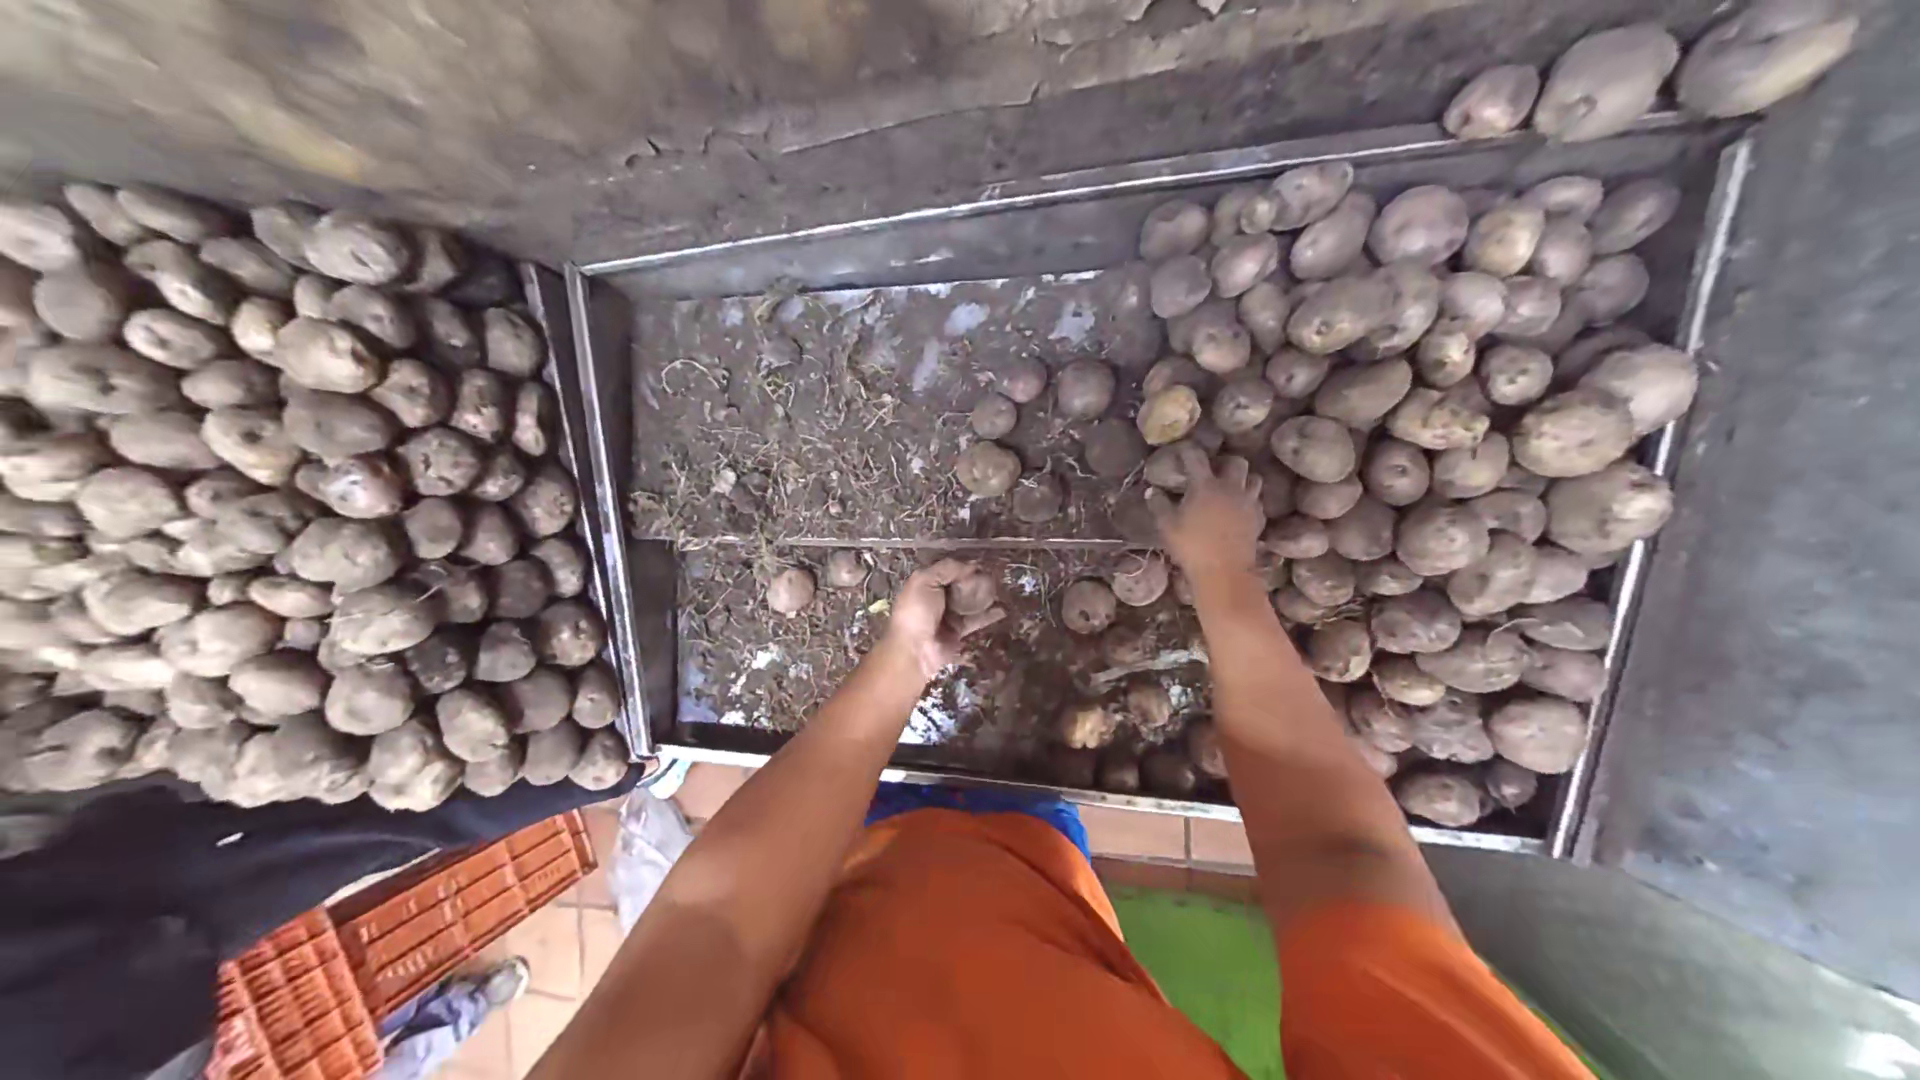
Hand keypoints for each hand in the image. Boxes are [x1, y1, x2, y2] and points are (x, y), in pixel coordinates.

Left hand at [879, 559, 1007, 680]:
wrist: (915, 649)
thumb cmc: (916, 611)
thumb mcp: (924, 581)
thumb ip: (946, 569)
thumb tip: (971, 565)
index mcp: (925, 584)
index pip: (948, 571)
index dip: (964, 567)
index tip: (983, 564)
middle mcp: (936, 599)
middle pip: (960, 586)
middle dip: (976, 581)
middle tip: (996, 576)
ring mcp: (947, 616)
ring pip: (969, 603)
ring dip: (984, 597)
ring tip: (1001, 590)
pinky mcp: (958, 632)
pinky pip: (975, 621)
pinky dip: (988, 615)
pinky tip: (1002, 610)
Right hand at [1148, 445, 1264, 589]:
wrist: (1224, 572)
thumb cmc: (1191, 547)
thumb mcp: (1167, 526)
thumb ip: (1159, 505)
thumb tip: (1152, 491)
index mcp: (1205, 485)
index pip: (1196, 457)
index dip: (1187, 450)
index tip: (1181, 449)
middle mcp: (1231, 487)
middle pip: (1236, 461)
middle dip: (1224, 461)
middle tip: (1213, 470)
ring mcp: (1248, 502)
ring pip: (1253, 478)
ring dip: (1242, 479)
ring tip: (1230, 487)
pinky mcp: (1258, 518)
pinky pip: (1256, 501)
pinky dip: (1248, 500)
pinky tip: (1238, 509)